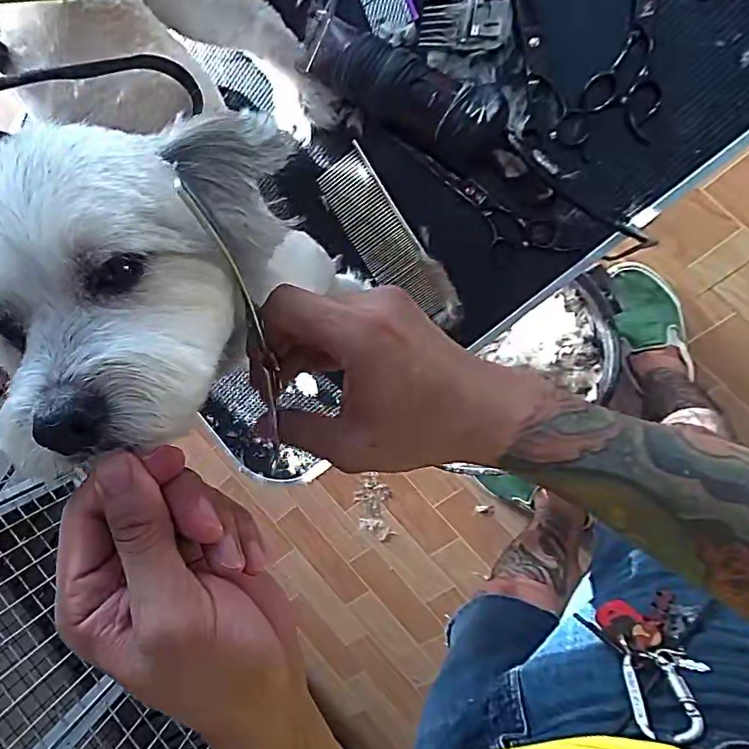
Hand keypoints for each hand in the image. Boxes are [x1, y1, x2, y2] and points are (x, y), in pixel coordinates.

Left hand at [55, 448, 301, 748]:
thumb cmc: (213, 670)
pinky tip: (248, 565)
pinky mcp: (209, 548)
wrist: (272, 693)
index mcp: (90, 591)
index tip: (167, 464)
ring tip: (234, 565)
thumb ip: (141, 536)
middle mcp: (123, 567)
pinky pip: (219, 509)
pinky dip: (239, 532)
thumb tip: (115, 465)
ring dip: (218, 523)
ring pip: (184, 497)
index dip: (124, 480)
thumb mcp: (170, 608)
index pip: (88, 511)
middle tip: (210, 532)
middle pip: (141, 494)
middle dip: (183, 507)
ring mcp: (169, 555)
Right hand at [258, 284, 556, 471]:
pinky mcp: (395, 309)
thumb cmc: (429, 430)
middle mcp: (371, 304)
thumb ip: (299, 433)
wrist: (488, 412)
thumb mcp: (354, 445)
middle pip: (299, 306)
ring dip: (302, 343)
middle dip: (278, 344)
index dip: (260, 337)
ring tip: (296, 383)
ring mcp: (386, 302)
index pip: (282, 304)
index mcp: (359, 332)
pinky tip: (324, 373)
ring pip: (321, 311)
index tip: (263, 374)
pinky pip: (345, 315)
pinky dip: (327, 340)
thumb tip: (264, 426)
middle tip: (274, 385)